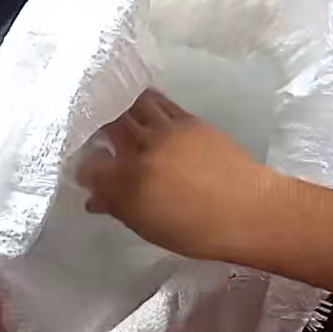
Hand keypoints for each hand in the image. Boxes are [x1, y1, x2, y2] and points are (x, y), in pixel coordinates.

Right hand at [77, 89, 283, 261]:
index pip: (91, 167)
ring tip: (112, 111)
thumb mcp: (150, 228)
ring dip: (119, 107)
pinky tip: (139, 103)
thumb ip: (118, 209)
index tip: (86, 175)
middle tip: (92, 133)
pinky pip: (159, 102)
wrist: (249, 210)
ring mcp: (166, 130)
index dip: (83, 170)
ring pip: (132, 106)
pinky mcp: (188, 120)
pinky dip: (144, 100)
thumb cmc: (198, 231)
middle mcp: (143, 149)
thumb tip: (94, 199)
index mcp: (129, 182)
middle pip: (108, 126)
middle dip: (95, 128)